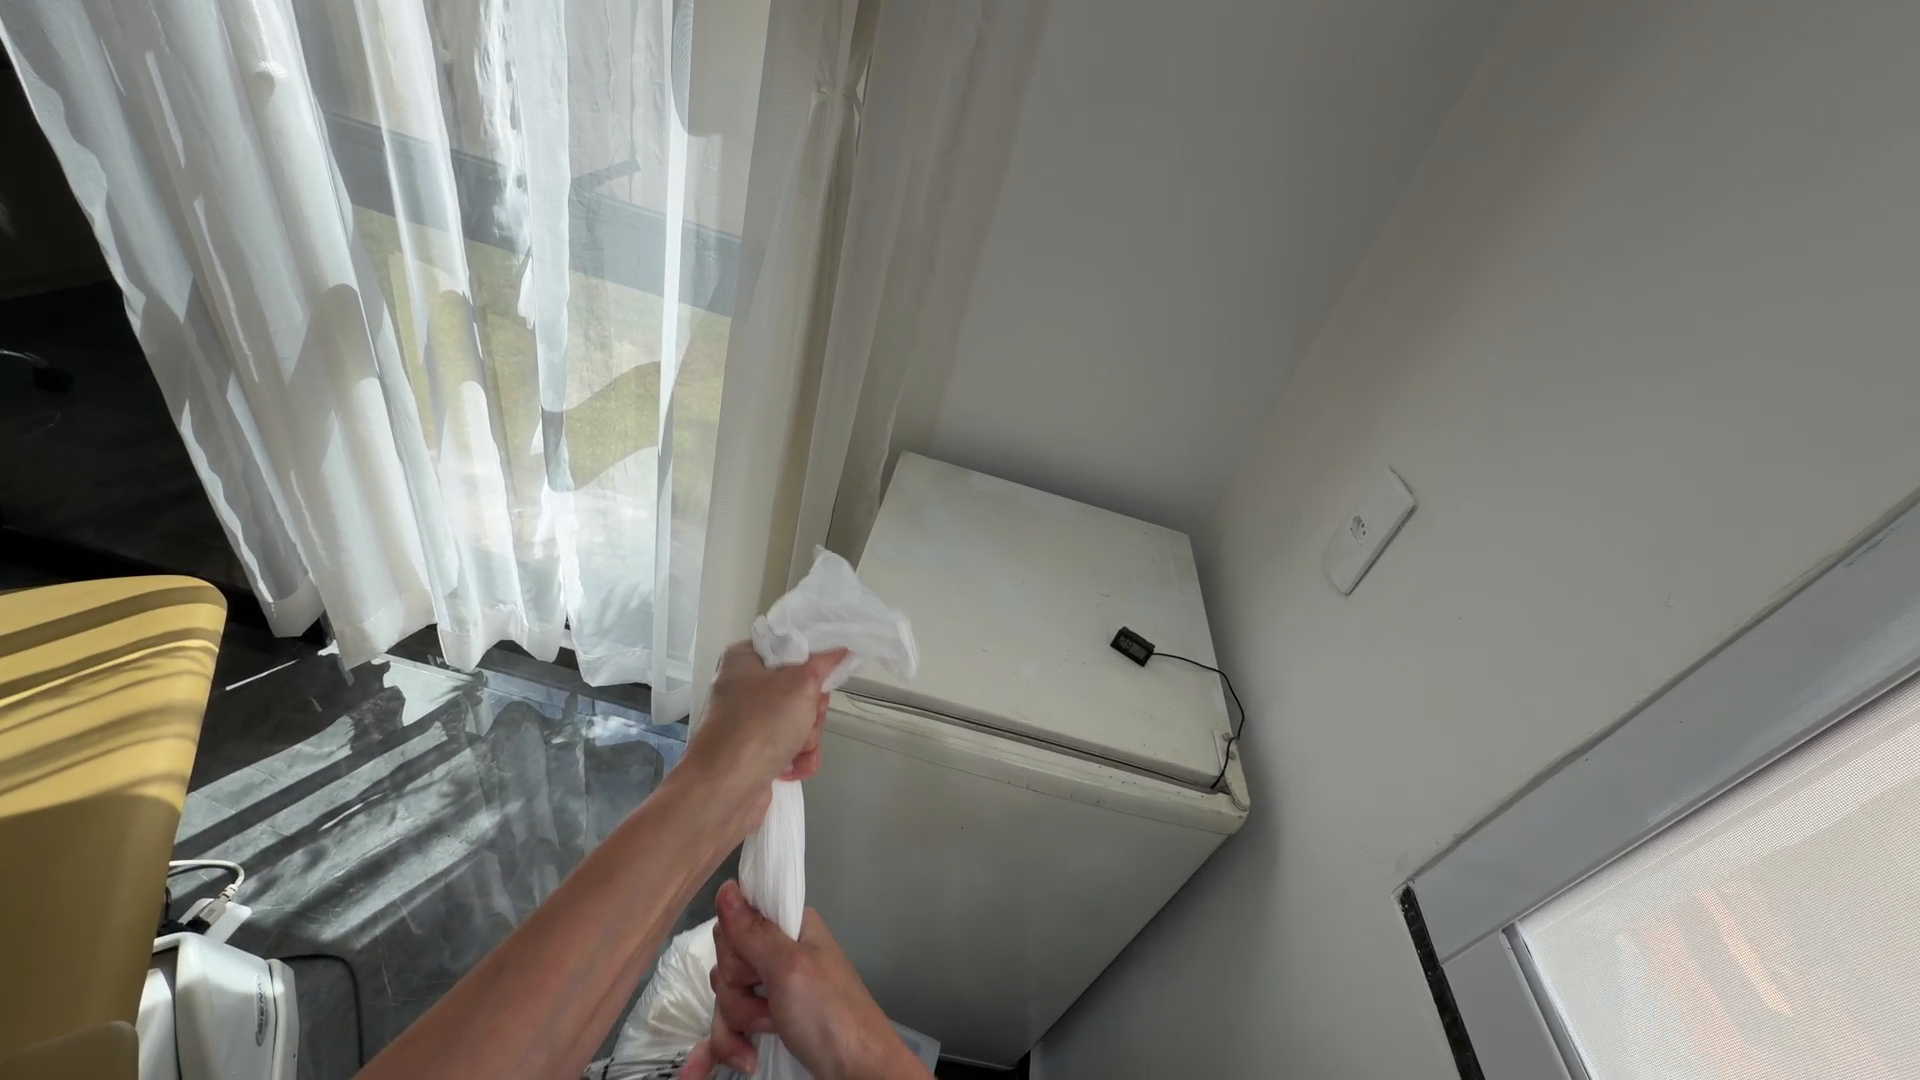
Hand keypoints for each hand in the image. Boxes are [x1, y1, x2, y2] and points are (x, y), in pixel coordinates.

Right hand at [680, 881, 929, 1079]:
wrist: (859, 1072)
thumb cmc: (830, 1013)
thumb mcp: (789, 967)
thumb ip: (754, 931)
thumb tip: (726, 886)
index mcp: (790, 927)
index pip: (737, 919)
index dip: (735, 948)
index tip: (753, 967)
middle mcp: (781, 952)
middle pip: (727, 962)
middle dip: (737, 992)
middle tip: (772, 1005)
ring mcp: (774, 989)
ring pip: (726, 997)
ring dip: (736, 1024)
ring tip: (767, 1035)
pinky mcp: (767, 1022)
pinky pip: (728, 1027)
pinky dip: (725, 1045)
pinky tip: (719, 1065)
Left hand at [683, 642, 846, 826]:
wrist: (723, 792)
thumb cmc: (759, 727)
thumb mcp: (800, 684)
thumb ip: (825, 662)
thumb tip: (842, 648)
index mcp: (745, 660)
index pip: (790, 649)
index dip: (812, 664)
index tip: (821, 678)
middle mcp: (745, 688)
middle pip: (802, 688)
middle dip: (812, 711)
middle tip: (804, 718)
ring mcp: (751, 723)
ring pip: (801, 720)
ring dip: (807, 738)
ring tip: (793, 749)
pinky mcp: (757, 752)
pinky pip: (792, 747)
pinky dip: (798, 758)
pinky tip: (791, 768)